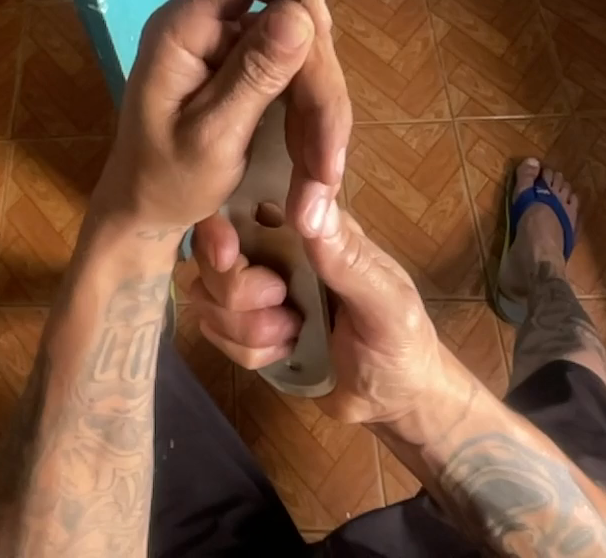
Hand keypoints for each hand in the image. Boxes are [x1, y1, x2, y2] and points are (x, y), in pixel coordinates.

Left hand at [91, 0, 351, 241]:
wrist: (145, 213)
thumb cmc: (163, 182)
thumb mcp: (212, 136)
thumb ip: (254, 75)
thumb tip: (300, 15)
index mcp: (183, 29)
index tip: (321, 35)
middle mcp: (208, 28)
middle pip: (288, 16)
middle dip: (318, 81)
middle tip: (330, 154)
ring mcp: (229, 50)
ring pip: (301, 52)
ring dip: (322, 111)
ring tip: (323, 176)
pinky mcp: (246, 74)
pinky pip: (295, 78)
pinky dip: (312, 119)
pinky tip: (316, 164)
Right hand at [191, 200, 451, 427]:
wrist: (394, 405)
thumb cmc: (401, 343)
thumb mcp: (386, 302)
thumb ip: (346, 257)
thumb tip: (306, 206)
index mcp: (306, 222)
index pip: (242, 200)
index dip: (219, 225)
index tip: (230, 257)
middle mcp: (271, 246)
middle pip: (209, 251)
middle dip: (238, 291)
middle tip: (284, 308)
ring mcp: (252, 286)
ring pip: (204, 292)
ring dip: (245, 327)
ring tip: (293, 335)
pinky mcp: (241, 325)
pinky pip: (212, 330)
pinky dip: (246, 351)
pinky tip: (284, 352)